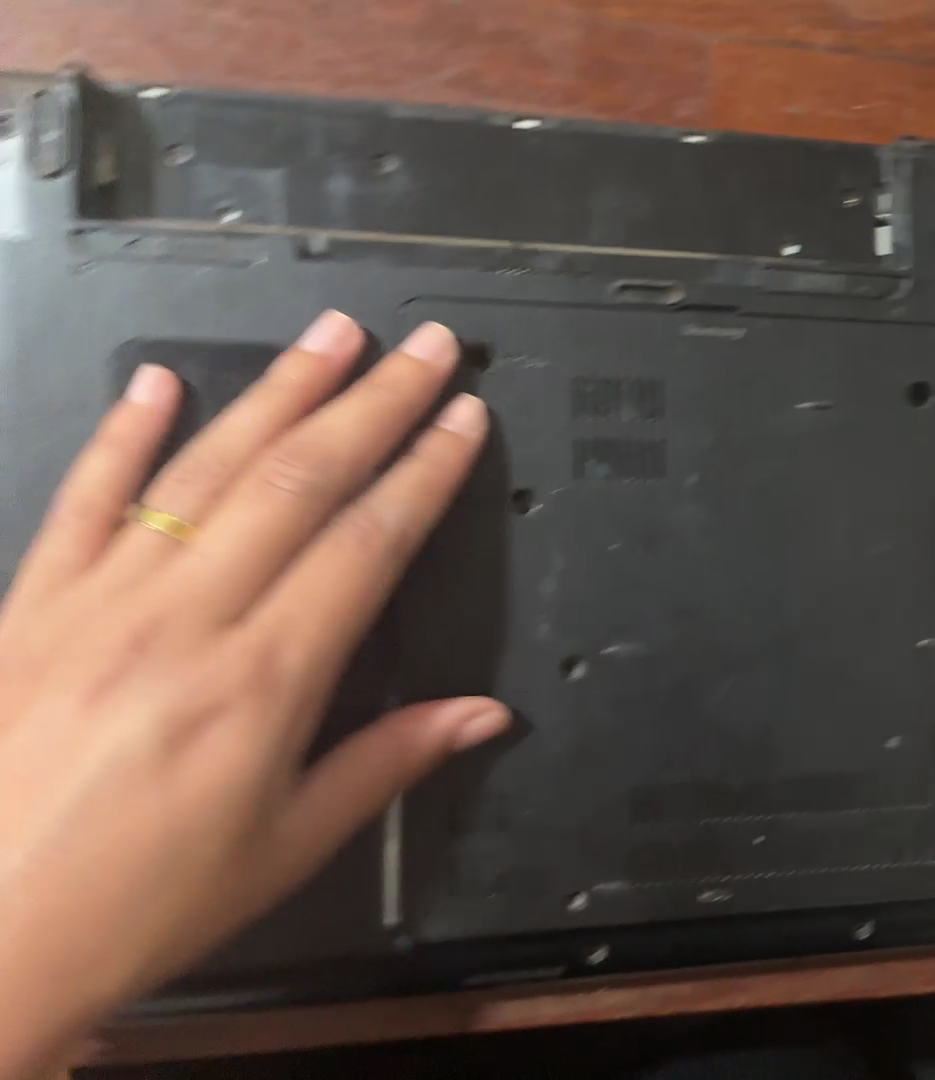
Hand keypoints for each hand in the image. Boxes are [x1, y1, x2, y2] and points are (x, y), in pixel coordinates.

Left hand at [0, 313, 506, 1076]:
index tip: (463, 417)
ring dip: (278, 393)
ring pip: (204, 471)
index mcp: (261, 680)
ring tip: (332, 337)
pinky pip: (82, 505)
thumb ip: (393, 758)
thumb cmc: (134, 904)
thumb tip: (487, 714)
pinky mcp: (24, 611)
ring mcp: (90, 606)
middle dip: (373, 403)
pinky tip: (158, 385)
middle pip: (297, 481)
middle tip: (424, 347)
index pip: (367, 541)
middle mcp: (180, 622)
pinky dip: (124, 438)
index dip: (424, 470)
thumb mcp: (291, 842)